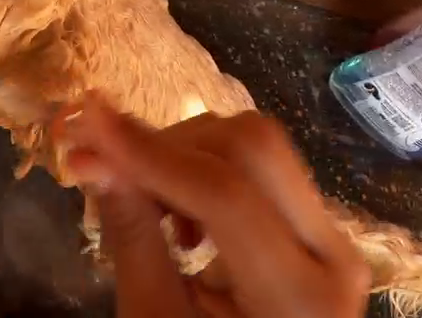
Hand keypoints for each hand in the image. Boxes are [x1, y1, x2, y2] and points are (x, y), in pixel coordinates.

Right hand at [63, 101, 369, 317]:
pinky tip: (180, 219)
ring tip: (148, 209)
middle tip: (108, 165)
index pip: (223, 194)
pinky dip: (201, 168)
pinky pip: (255, 164)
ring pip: (250, 144)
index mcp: (301, 299)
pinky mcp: (316, 225)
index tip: (87, 120)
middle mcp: (334, 254)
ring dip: (181, 156)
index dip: (150, 151)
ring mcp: (332, 235)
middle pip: (248, 147)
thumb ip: (131, 235)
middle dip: (167, 145)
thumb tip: (92, 154)